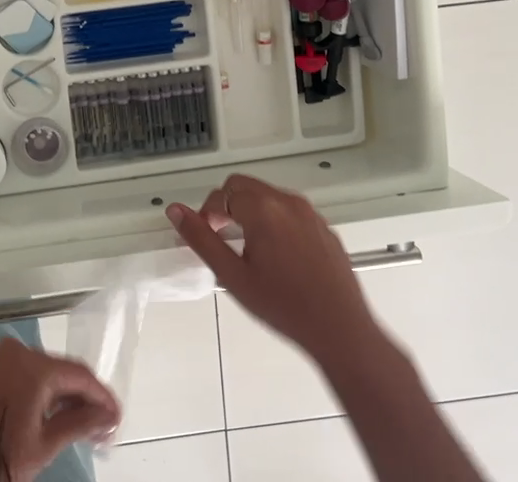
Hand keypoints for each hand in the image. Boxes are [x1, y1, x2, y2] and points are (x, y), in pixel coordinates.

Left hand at [0, 338, 120, 478]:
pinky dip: (48, 389)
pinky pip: (32, 371)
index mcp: (35, 368)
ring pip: (49, 370)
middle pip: (65, 371)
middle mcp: (21, 352)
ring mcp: (6, 356)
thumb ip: (81, 423)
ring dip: (68, 394)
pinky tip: (62, 411)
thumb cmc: (3, 451)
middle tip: (104, 426)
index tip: (116, 417)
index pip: (80, 375)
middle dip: (86, 397)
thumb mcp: (46, 443)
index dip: (102, 396)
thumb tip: (108, 416)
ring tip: (87, 424)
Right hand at [167, 174, 382, 366]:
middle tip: (221, 238)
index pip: (223, 193)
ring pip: (268, 197)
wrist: (341, 330)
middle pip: (245, 187)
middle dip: (227, 206)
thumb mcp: (232, 275)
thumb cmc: (283, 306)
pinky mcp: (325, 228)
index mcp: (263, 209)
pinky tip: (277, 256)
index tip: (207, 237)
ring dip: (251, 212)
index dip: (208, 213)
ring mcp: (311, 214)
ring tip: (247, 248)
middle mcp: (288, 202)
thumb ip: (201, 239)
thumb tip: (176, 211)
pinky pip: (290, 212)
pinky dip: (275, 221)